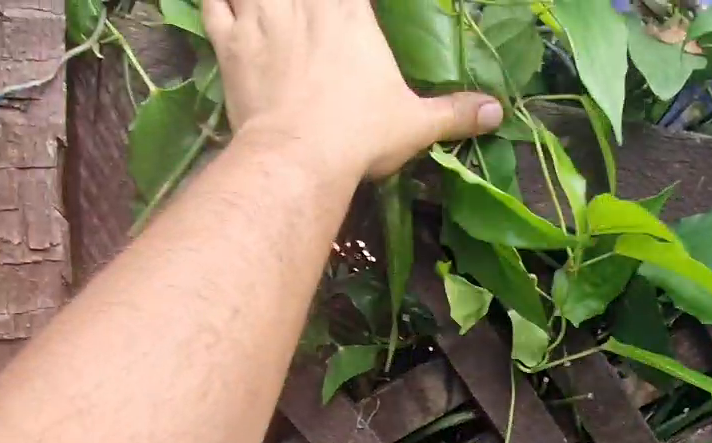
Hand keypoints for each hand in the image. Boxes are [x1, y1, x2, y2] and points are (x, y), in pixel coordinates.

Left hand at [203, 0, 503, 178]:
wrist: (300, 158)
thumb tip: (498, 113)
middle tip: (307, 9)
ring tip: (265, 1)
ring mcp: (262, 16)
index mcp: (349, 9)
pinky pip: (214, 3)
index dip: (347, 0)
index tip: (346, 8)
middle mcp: (304, 0)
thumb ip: (454, 113)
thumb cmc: (361, 137)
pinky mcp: (230, 44)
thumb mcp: (416, 125)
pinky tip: (223, 1)